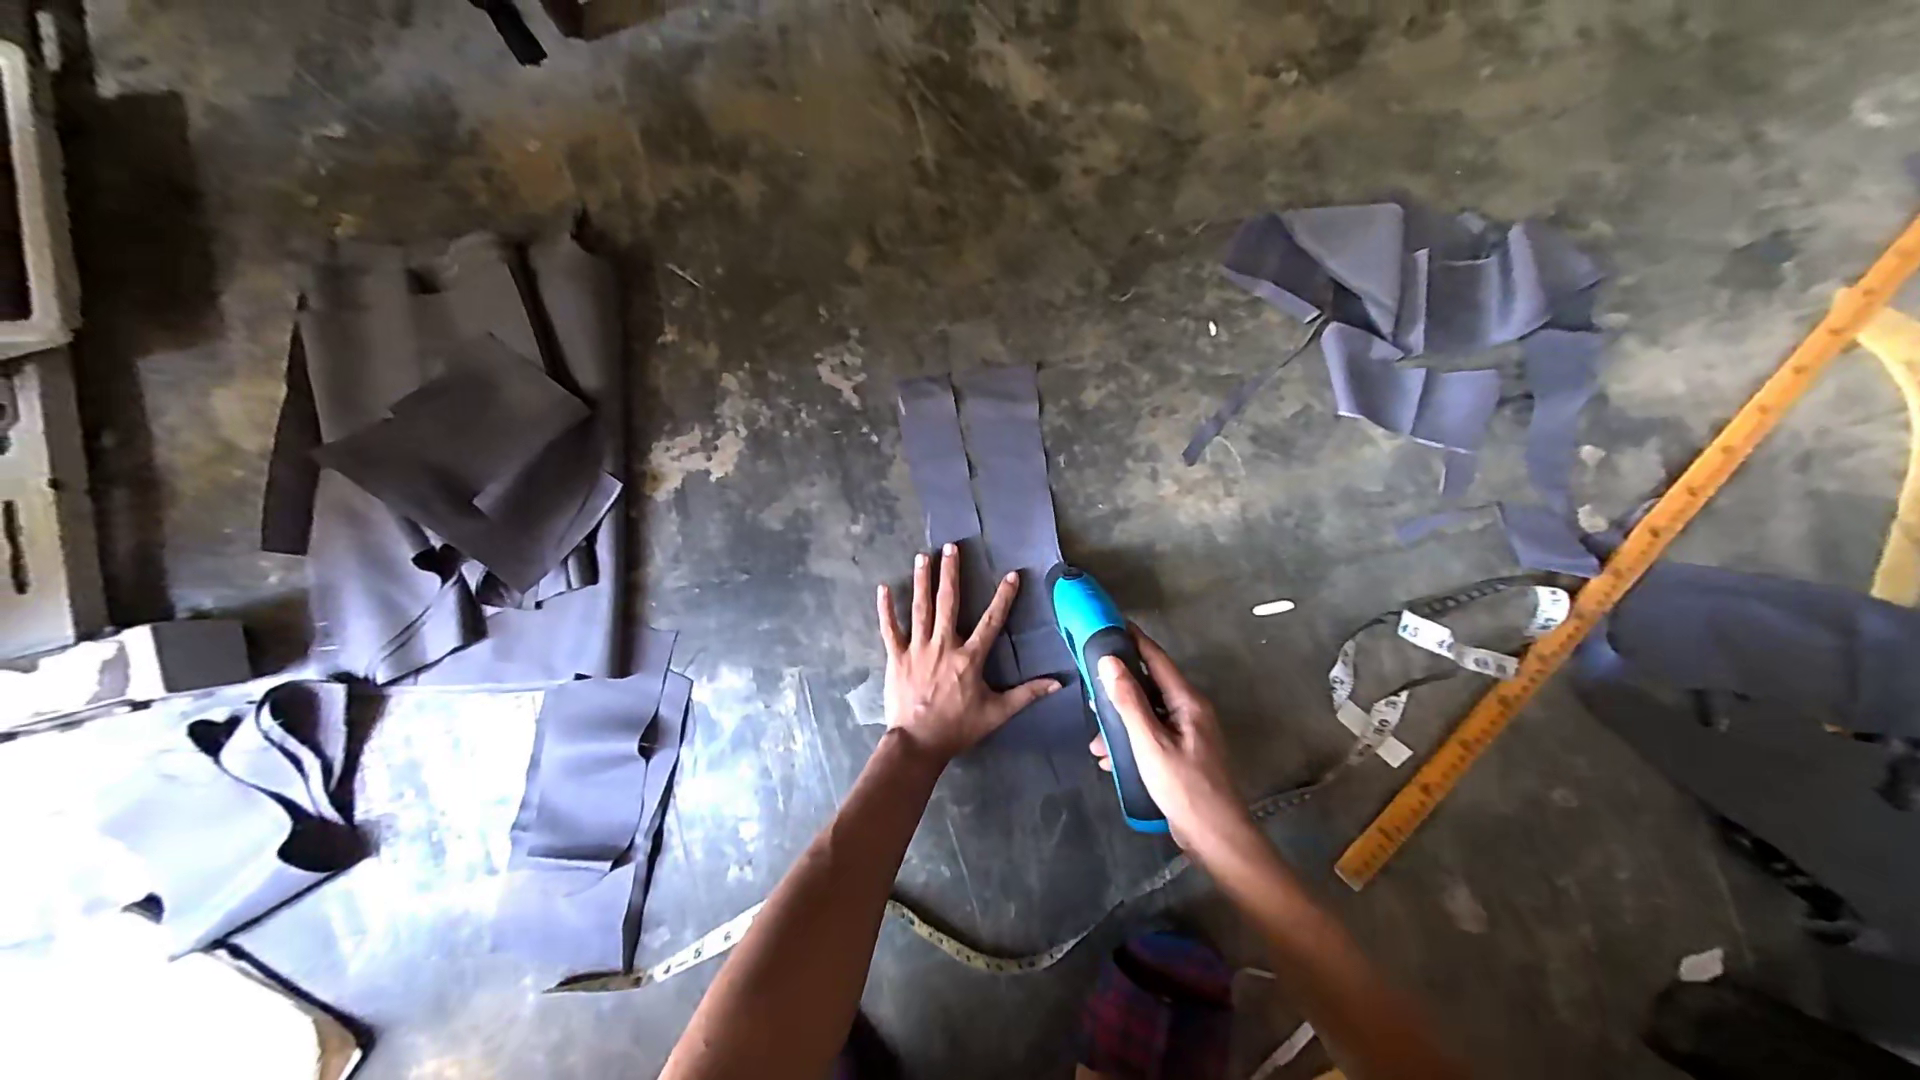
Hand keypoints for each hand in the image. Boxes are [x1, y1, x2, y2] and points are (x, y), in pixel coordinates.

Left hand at [876, 544, 1061, 761]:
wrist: (918, 743)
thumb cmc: (958, 727)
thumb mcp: (997, 712)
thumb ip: (1026, 695)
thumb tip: (1057, 683)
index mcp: (969, 657)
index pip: (991, 621)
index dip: (1003, 597)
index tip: (1011, 575)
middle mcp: (944, 645)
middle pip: (948, 602)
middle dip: (951, 573)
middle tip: (951, 547)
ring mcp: (917, 649)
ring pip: (920, 608)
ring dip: (922, 580)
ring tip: (923, 556)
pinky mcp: (896, 657)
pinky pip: (890, 629)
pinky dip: (886, 609)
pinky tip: (883, 588)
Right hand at [1089, 627, 1254, 854]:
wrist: (1216, 837)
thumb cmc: (1184, 786)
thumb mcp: (1149, 742)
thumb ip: (1128, 700)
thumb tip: (1109, 660)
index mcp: (1188, 701)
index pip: (1157, 658)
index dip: (1133, 639)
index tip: (1109, 624)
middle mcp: (1190, 711)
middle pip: (1150, 685)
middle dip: (1119, 686)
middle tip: (1091, 684)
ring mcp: (1188, 733)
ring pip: (1148, 713)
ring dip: (1121, 721)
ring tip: (1097, 739)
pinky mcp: (1183, 754)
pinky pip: (1151, 735)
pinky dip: (1131, 742)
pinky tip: (1111, 760)